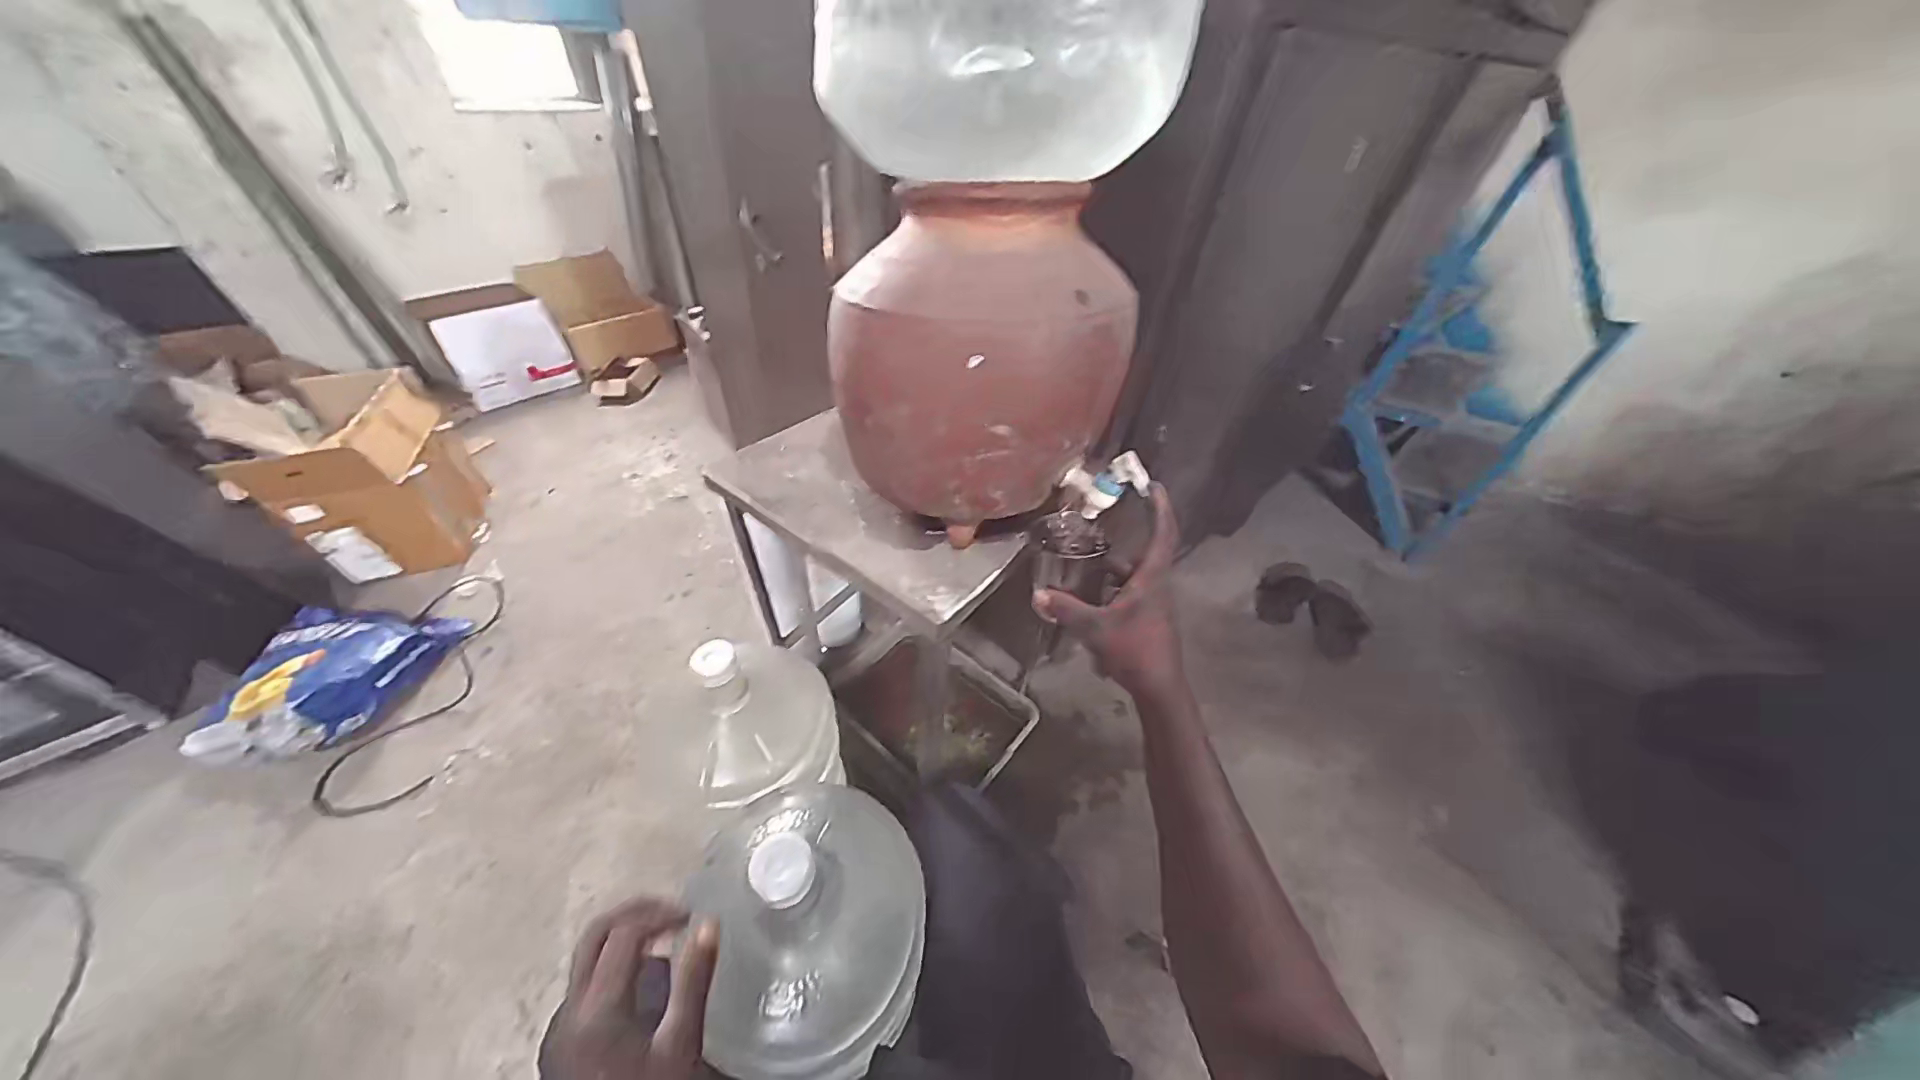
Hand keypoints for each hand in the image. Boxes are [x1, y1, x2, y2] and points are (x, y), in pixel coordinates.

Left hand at [540, 897, 719, 1079]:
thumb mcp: (681, 1045)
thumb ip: (694, 980)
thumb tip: (709, 922)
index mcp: (596, 1008)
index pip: (624, 932)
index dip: (659, 913)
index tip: (692, 915)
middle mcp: (568, 1012)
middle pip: (595, 936)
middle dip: (636, 914)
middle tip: (675, 915)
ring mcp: (558, 1030)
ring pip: (587, 960)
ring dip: (626, 940)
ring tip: (667, 945)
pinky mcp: (559, 1046)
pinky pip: (586, 988)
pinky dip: (615, 969)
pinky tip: (646, 988)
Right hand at [1033, 482, 1184, 699]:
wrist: (1158, 687)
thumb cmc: (1135, 650)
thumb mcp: (1095, 628)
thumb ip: (1067, 609)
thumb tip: (1038, 595)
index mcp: (1152, 578)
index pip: (1163, 533)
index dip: (1160, 508)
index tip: (1153, 485)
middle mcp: (1158, 585)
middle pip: (1149, 550)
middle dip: (1134, 532)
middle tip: (1111, 518)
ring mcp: (1156, 602)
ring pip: (1137, 573)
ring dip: (1118, 564)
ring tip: (1092, 556)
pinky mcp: (1149, 617)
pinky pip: (1132, 590)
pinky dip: (1115, 585)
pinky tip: (1094, 593)